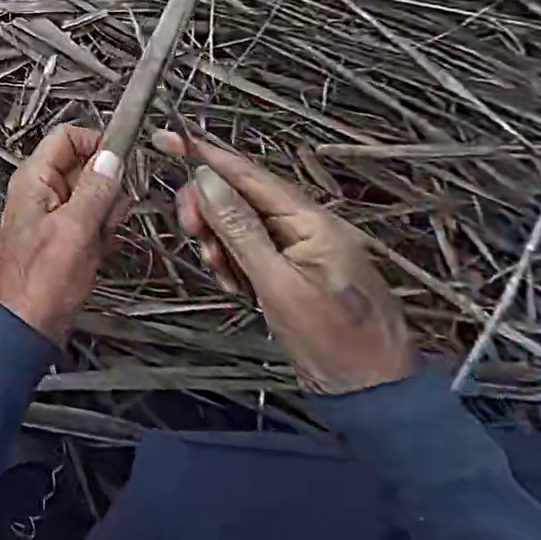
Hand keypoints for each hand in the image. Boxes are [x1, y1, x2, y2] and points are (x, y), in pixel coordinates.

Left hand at [0, 125, 124, 343]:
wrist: (27, 326)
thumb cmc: (41, 281)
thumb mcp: (75, 229)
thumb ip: (95, 189)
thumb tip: (112, 157)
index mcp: (33, 178)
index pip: (66, 136)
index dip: (97, 142)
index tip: (123, 162)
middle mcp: (39, 189)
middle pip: (85, 165)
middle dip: (105, 188)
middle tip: (105, 215)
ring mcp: (51, 211)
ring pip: (92, 194)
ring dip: (105, 215)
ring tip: (96, 238)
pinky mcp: (61, 233)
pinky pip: (91, 219)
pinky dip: (100, 233)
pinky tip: (95, 251)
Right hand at [153, 130, 415, 394]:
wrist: (374, 401)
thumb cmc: (336, 344)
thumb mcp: (278, 285)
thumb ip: (240, 228)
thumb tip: (206, 178)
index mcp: (312, 222)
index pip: (247, 173)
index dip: (203, 153)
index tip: (166, 139)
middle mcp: (305, 226)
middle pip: (236, 195)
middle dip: (207, 211)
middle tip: (194, 236)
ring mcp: (297, 247)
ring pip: (235, 221)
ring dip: (217, 241)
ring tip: (221, 273)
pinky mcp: (289, 268)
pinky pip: (245, 246)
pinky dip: (229, 260)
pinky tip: (234, 283)